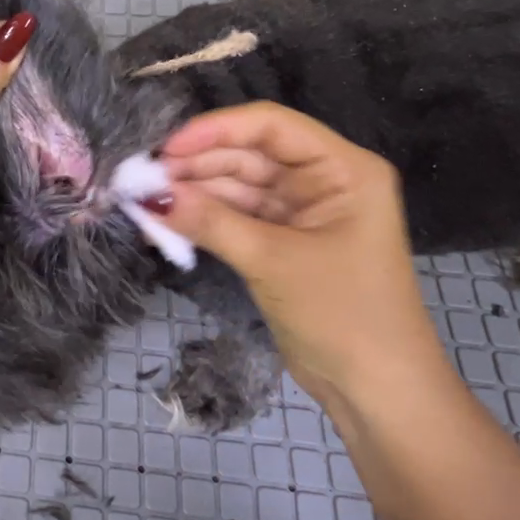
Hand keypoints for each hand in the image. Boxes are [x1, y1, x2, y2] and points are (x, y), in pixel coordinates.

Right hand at [145, 102, 440, 404]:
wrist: (377, 393)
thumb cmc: (343, 315)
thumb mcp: (273, 261)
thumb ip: (211, 221)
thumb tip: (150, 195)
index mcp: (342, 169)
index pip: (270, 126)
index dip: (215, 129)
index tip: (167, 149)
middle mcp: (322, 180)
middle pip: (249, 153)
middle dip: (197, 163)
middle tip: (142, 178)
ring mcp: (300, 212)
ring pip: (236, 184)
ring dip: (194, 190)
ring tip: (144, 197)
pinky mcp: (281, 241)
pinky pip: (235, 215)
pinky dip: (203, 216)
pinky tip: (165, 217)